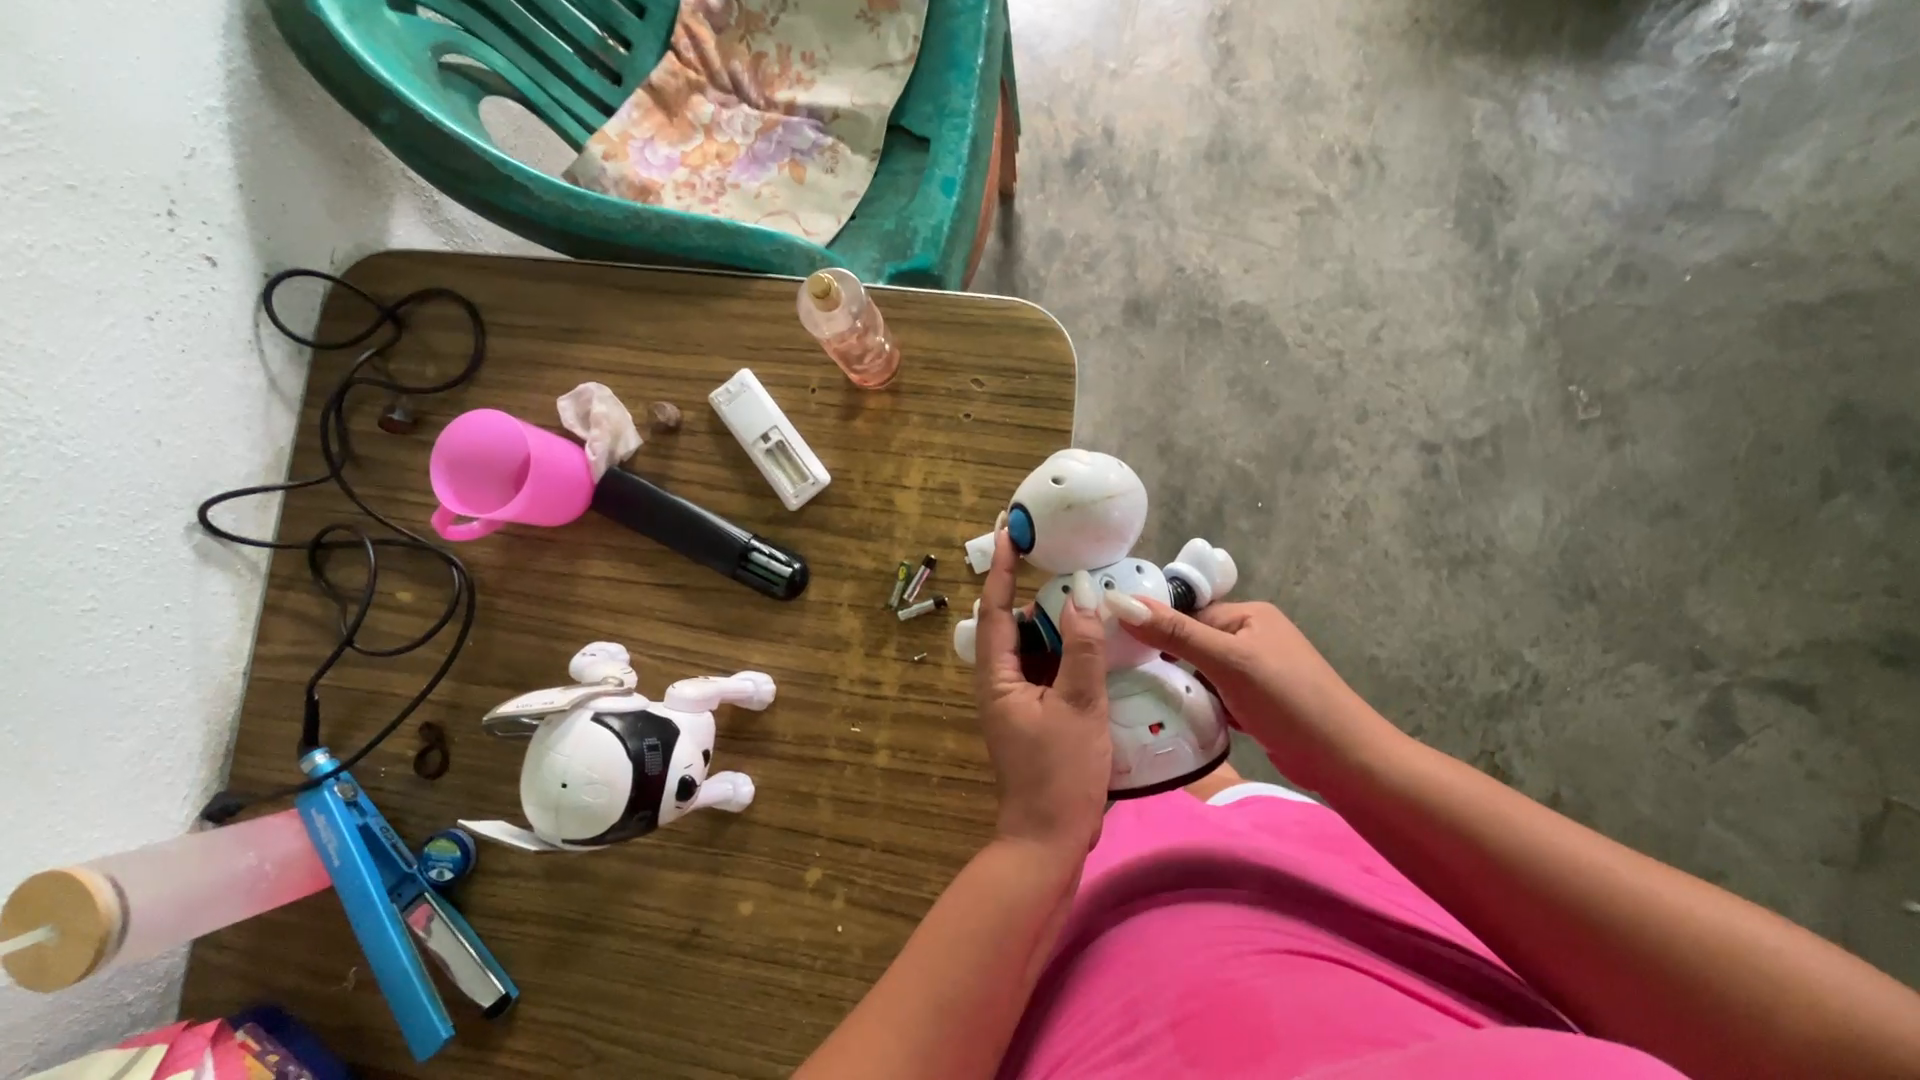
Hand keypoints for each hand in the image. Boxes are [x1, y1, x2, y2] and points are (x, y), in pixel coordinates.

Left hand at [973, 528, 1111, 853]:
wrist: (1048, 841)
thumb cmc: (1059, 775)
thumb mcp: (1079, 707)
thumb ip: (1083, 650)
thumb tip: (1086, 597)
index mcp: (997, 678)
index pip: (996, 609)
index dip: (1002, 568)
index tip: (1009, 530)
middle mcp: (1000, 684)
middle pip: (1016, 626)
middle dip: (1037, 594)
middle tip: (1066, 561)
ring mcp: (1018, 703)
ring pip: (1035, 650)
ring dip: (1058, 626)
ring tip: (1088, 597)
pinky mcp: (1037, 718)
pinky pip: (1049, 673)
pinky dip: (1068, 655)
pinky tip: (1096, 646)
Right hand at [1107, 596, 1398, 790]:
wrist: (1344, 759)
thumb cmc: (1287, 701)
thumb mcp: (1227, 662)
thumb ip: (1174, 633)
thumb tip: (1117, 601)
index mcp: (1248, 615)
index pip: (1187, 613)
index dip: (1153, 627)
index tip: (1111, 644)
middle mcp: (1251, 637)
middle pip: (1190, 642)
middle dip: (1161, 659)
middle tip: (1117, 675)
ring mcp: (1254, 673)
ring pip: (1199, 672)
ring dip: (1176, 685)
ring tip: (1134, 697)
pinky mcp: (1254, 704)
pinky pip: (1212, 696)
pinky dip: (1195, 705)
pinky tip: (1169, 718)